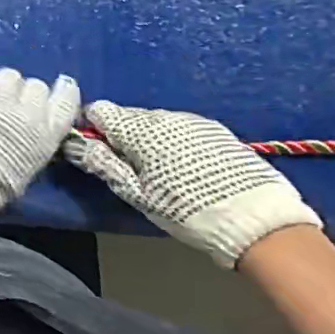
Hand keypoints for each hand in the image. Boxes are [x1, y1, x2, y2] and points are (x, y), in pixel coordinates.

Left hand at [0, 68, 79, 227]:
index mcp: (50, 130)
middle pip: (35, 85)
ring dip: (0, 84)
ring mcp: (2, 97)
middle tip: (10, 104)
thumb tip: (30, 130)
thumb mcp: (30, 162)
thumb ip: (36, 140)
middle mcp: (31, 109)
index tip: (60, 85)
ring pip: (9, 75)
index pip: (66, 99)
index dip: (63, 90)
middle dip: (24, 91)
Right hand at [64, 101, 319, 266]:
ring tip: (159, 169)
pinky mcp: (219, 132)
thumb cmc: (186, 209)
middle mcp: (166, 117)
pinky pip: (181, 130)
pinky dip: (174, 143)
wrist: (260, 222)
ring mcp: (196, 123)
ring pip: (155, 122)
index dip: (93, 130)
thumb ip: (102, 163)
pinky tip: (185, 167)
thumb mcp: (135, 192)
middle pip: (128, 116)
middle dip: (122, 135)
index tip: (97, 151)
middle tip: (128, 166)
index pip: (99, 111)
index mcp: (140, 129)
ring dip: (149, 139)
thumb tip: (74, 145)